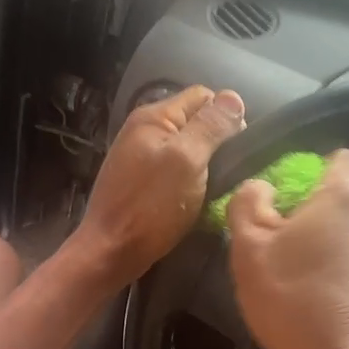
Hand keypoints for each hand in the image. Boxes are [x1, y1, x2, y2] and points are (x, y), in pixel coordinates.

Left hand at [70, 85, 244, 287]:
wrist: (111, 251)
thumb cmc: (150, 205)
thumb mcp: (187, 160)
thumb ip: (210, 127)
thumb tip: (233, 97)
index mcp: (153, 117)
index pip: (202, 97)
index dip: (226, 117)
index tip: (237, 149)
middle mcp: (145, 130)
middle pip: (195, 122)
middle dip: (216, 143)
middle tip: (228, 173)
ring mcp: (141, 157)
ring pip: (188, 149)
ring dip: (205, 165)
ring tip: (216, 188)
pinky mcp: (142, 182)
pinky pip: (176, 171)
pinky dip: (191, 181)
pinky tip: (197, 199)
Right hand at [225, 149, 348, 348]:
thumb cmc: (295, 303)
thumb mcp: (249, 250)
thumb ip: (248, 204)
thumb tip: (261, 186)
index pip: (345, 156)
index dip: (316, 171)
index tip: (291, 200)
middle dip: (325, 212)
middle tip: (289, 244)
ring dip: (341, 245)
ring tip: (310, 279)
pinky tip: (332, 303)